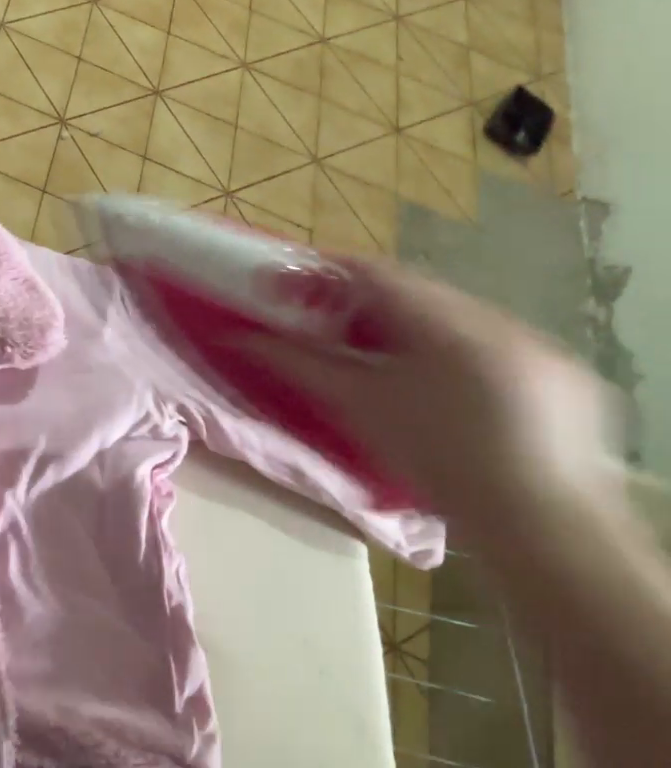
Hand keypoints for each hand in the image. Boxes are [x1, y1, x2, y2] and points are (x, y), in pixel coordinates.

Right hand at [235, 257, 621, 526]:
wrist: (543, 529)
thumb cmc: (435, 461)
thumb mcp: (354, 406)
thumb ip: (293, 361)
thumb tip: (238, 337)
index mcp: (448, 323)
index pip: (373, 272)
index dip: (322, 273)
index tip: (285, 285)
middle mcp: (501, 322)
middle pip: (414, 292)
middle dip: (362, 302)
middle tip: (321, 324)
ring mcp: (542, 348)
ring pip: (454, 317)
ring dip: (406, 326)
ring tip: (372, 354)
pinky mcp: (565, 377)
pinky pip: (492, 343)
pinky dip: (450, 349)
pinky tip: (434, 381)